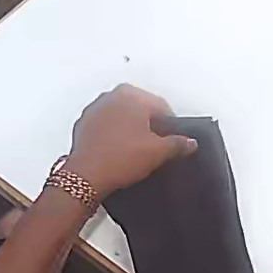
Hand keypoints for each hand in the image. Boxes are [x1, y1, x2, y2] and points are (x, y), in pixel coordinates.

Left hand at [64, 85, 196, 195]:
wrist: (87, 177)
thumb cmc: (119, 159)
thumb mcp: (158, 152)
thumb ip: (178, 144)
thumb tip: (189, 143)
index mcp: (131, 96)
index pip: (160, 106)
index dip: (170, 124)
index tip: (172, 137)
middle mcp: (111, 97)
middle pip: (139, 107)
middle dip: (149, 123)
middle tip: (154, 143)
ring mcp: (94, 110)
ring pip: (121, 115)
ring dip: (130, 127)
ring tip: (136, 148)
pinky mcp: (83, 124)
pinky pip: (105, 125)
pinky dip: (113, 133)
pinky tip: (118, 150)